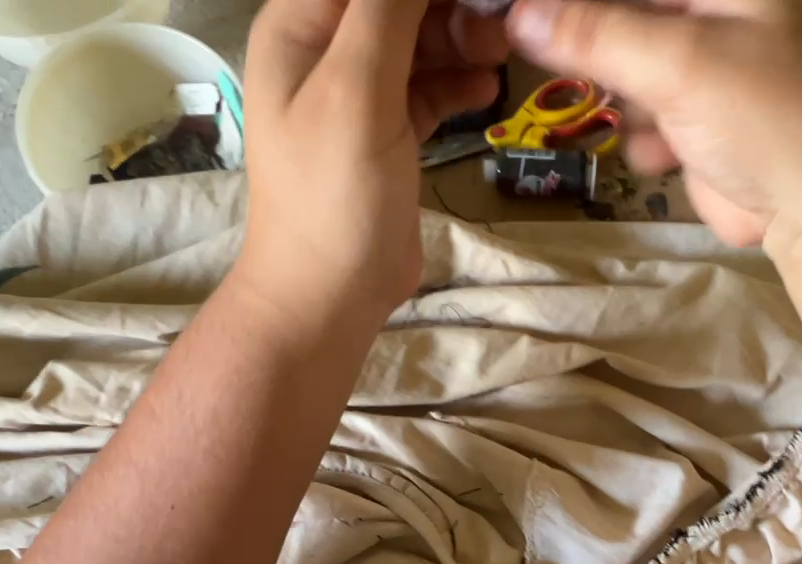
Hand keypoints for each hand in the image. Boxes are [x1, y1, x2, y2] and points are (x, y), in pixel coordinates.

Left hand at [238, 0, 507, 318]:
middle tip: (499, 20)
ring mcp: (358, 98)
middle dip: (448, 5)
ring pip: (417, 43)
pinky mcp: (387, 139)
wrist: (330, 296)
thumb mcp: (355, 89)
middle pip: (396, 3)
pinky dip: (456, 84)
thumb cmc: (333, 195)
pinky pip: (427, 91)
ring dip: (460, 40)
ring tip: (500, 53)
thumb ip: (387, 11)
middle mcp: (326, 53)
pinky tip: (487, 88)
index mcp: (301, 26)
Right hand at [505, 0, 801, 248]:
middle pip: (625, 16)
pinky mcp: (695, 121)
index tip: (531, 18)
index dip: (579, 4)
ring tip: (650, 122)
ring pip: (627, 68)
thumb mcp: (677, 63)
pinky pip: (644, 117)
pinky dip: (646, 138)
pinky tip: (667, 156)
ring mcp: (704, 68)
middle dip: (597, 46)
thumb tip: (517, 17)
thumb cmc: (760, 114)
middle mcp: (712, 12)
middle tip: (560, 63)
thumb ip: (595, 35)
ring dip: (625, 100)